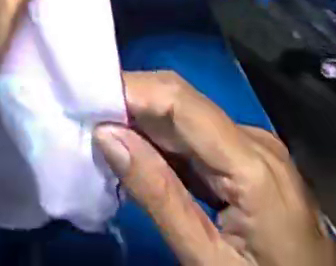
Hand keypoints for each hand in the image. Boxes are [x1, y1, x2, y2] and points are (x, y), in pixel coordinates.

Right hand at [96, 71, 335, 265]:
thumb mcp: (210, 265)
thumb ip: (158, 196)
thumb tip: (104, 132)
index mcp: (253, 163)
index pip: (177, 99)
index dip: (126, 88)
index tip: (79, 98)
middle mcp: (256, 141)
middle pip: (180, 101)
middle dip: (127, 103)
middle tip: (79, 117)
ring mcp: (256, 150)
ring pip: (184, 116)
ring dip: (139, 122)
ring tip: (97, 133)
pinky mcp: (251, 164)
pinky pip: (197, 138)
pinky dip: (161, 142)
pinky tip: (133, 153)